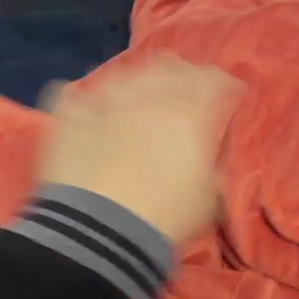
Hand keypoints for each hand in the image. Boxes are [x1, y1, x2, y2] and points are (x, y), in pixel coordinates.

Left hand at [38, 57, 240, 244]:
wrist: (100, 229)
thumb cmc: (165, 216)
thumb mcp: (209, 198)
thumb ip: (212, 169)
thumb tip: (212, 160)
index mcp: (190, 115)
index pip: (214, 82)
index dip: (224, 84)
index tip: (230, 93)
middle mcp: (149, 98)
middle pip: (171, 70)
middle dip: (182, 75)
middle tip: (186, 87)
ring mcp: (106, 103)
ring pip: (126, 75)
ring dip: (137, 80)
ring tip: (138, 93)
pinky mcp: (69, 117)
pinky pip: (76, 96)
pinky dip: (87, 100)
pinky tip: (89, 107)